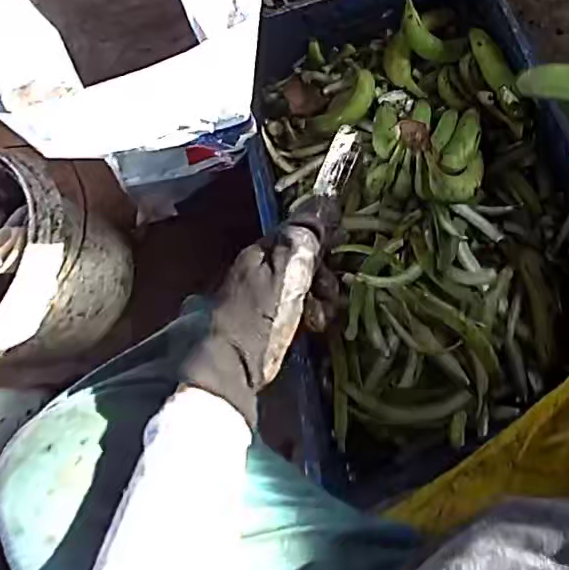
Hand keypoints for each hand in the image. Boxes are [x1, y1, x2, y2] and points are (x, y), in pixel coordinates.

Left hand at [177, 199, 338, 427]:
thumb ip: (306, 234)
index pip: (300, 231)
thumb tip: (324, 200)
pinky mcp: (261, 325)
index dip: (325, 238)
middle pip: (303, 260)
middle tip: (331, 292)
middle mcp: (257, 268)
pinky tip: (313, 327)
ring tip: (321, 317)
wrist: (226, 370)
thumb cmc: (260, 315)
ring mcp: (258, 297)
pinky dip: (309, 315)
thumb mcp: (289, 269)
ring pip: (302, 286)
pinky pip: (295, 309)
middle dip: (325, 274)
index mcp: (262, 250)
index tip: (343, 249)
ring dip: (320, 298)